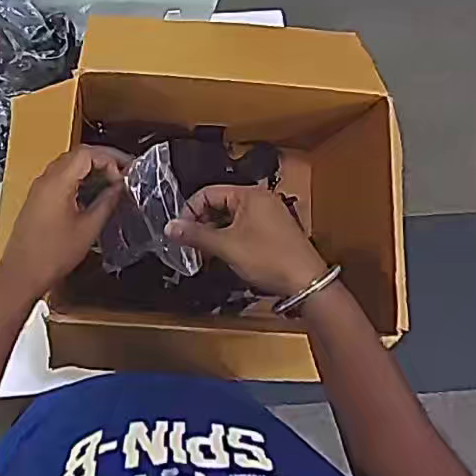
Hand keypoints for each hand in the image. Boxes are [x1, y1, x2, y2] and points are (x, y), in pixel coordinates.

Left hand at [0, 145, 130, 305]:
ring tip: (112, 181)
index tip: (124, 174)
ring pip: (68, 165)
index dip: (110, 159)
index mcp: (57, 182)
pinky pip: (60, 178)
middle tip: (124, 171)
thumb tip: (119, 187)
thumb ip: (106, 202)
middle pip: (77, 154)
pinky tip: (93, 192)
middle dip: (103, 159)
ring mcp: (39, 188)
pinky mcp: (37, 199)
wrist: (22, 274)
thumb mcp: (88, 228)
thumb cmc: (54, 254)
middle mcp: (45, 179)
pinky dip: (79, 178)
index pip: (87, 153)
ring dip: (91, 168)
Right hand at [165, 185, 328, 296]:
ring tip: (205, 253)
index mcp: (249, 195)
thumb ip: (196, 235)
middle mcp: (260, 200)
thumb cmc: (271, 259)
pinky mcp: (273, 231)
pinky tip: (224, 256)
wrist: (305, 282)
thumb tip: (170, 227)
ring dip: (215, 234)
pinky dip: (230, 239)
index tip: (180, 231)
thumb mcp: (226, 246)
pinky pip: (244, 228)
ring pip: (230, 218)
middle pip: (219, 205)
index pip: (208, 193)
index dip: (190, 211)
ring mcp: (269, 215)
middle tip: (190, 245)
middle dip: (202, 224)